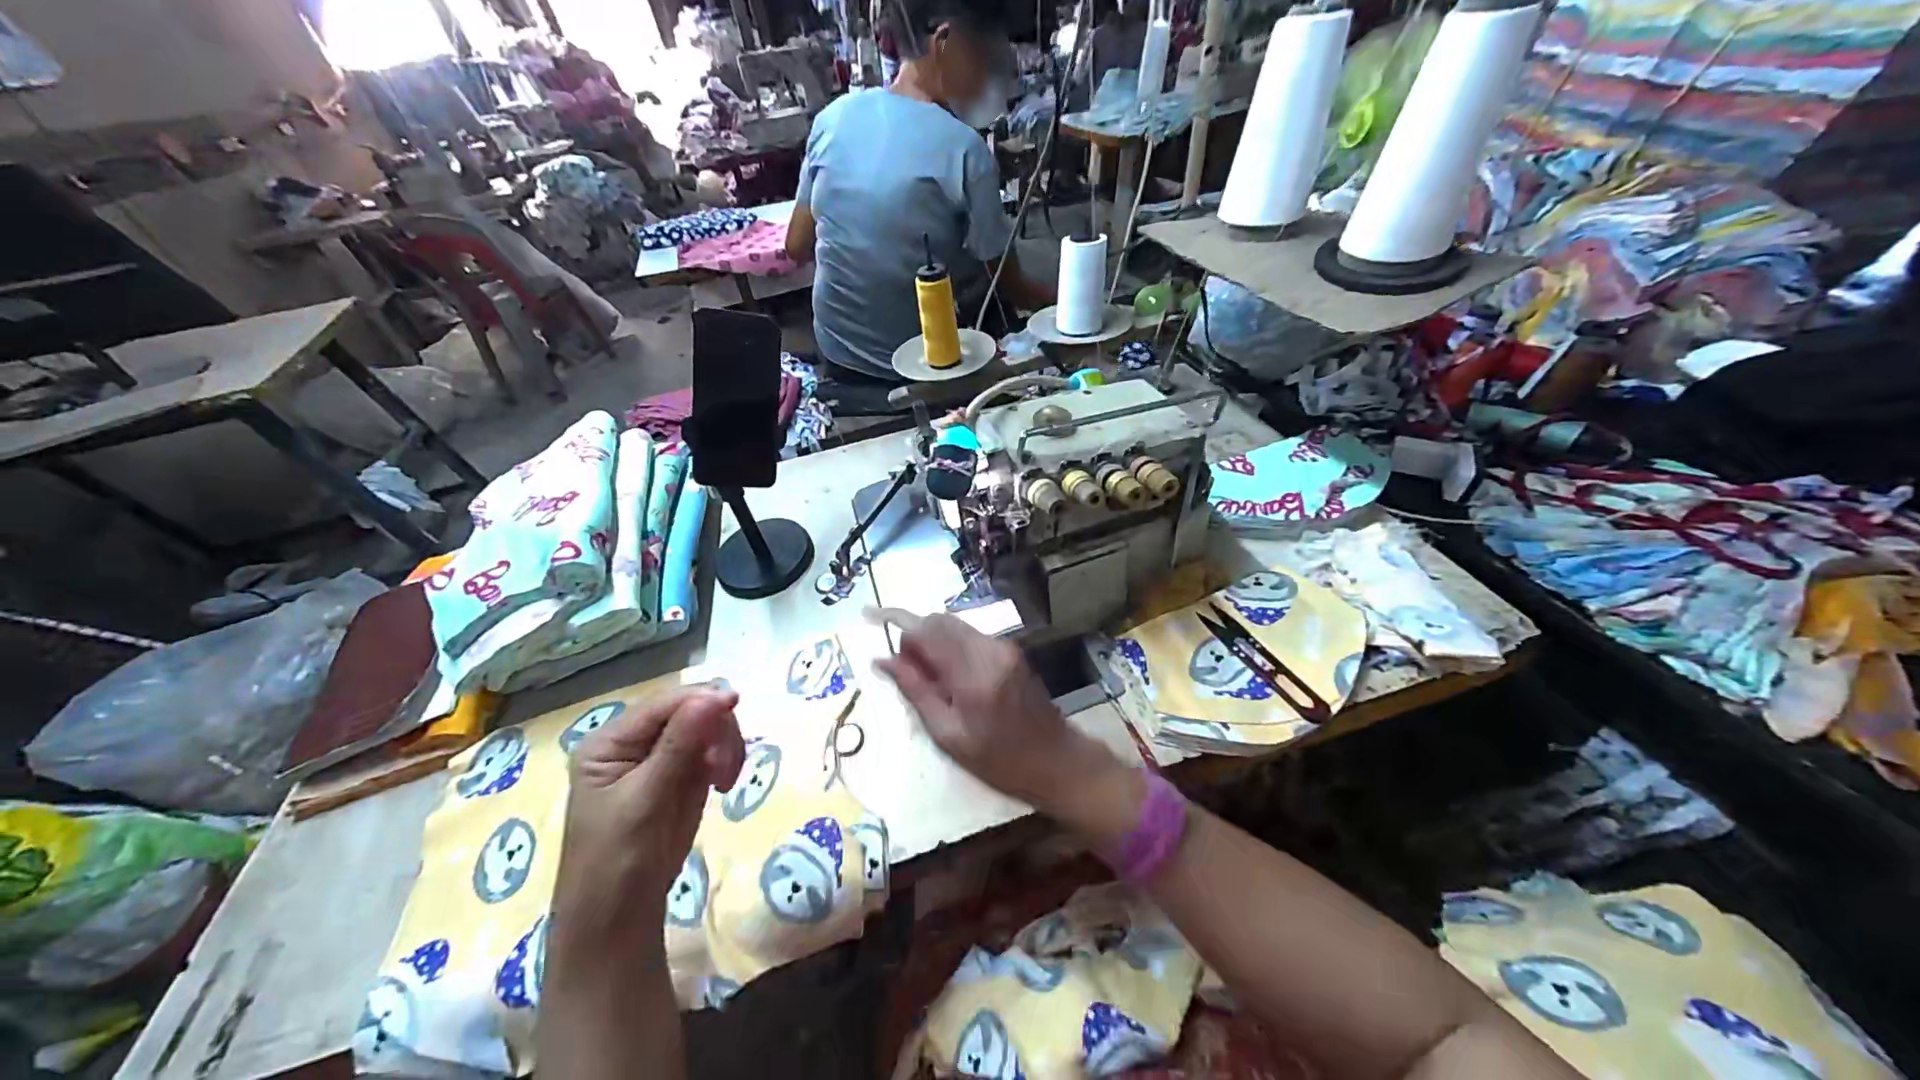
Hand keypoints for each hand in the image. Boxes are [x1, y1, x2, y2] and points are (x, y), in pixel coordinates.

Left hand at [553, 685, 745, 935]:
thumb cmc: (615, 862)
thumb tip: (715, 696)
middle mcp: (633, 743)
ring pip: (707, 727)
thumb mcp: (645, 800)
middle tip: (724, 768)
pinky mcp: (682, 777)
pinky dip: (725, 761)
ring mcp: (659, 759)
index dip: (700, 699)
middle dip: (714, 729)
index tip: (736, 704)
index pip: (662, 704)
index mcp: (608, 742)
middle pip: (689, 709)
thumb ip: (680, 745)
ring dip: (724, 746)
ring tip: (724, 781)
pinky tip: (723, 784)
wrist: (617, 923)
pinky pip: (712, 751)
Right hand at [868, 608, 1119, 813]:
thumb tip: (883, 660)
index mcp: (972, 673)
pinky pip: (970, 636)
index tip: (869, 617)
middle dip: (913, 633)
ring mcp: (1004, 647)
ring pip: (954, 625)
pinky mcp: (1011, 650)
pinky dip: (950, 646)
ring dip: (931, 639)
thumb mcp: (948, 735)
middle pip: (940, 620)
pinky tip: (947, 676)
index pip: (925, 629)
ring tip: (923, 676)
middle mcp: (989, 649)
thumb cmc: (999, 760)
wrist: (1057, 760)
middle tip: (900, 666)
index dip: (894, 621)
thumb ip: (915, 691)